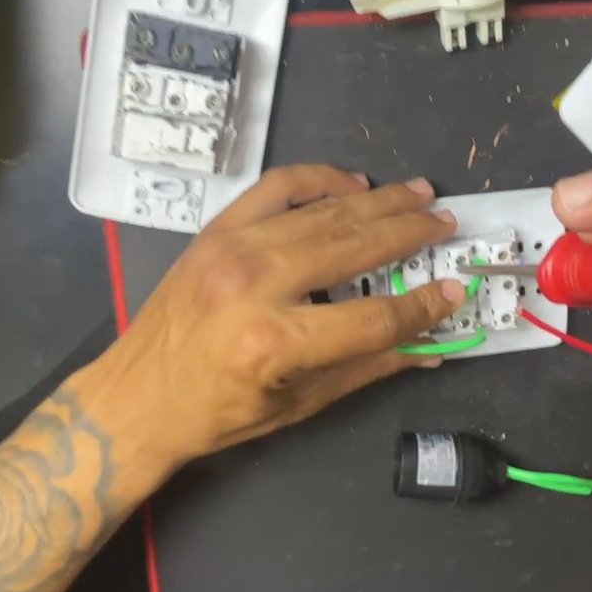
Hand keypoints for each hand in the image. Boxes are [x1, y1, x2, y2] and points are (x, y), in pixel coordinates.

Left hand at [91, 166, 467, 466]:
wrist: (137, 396)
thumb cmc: (218, 413)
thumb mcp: (300, 404)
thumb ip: (370, 367)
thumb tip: (433, 347)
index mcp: (276, 343)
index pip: (373, 317)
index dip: (422, 306)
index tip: (455, 289)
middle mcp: (255, 286)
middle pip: (353, 248)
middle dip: (408, 233)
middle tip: (445, 222)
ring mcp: (232, 249)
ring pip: (323, 213)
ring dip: (378, 201)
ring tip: (419, 194)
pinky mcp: (216, 231)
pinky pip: (276, 187)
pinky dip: (319, 178)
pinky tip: (352, 182)